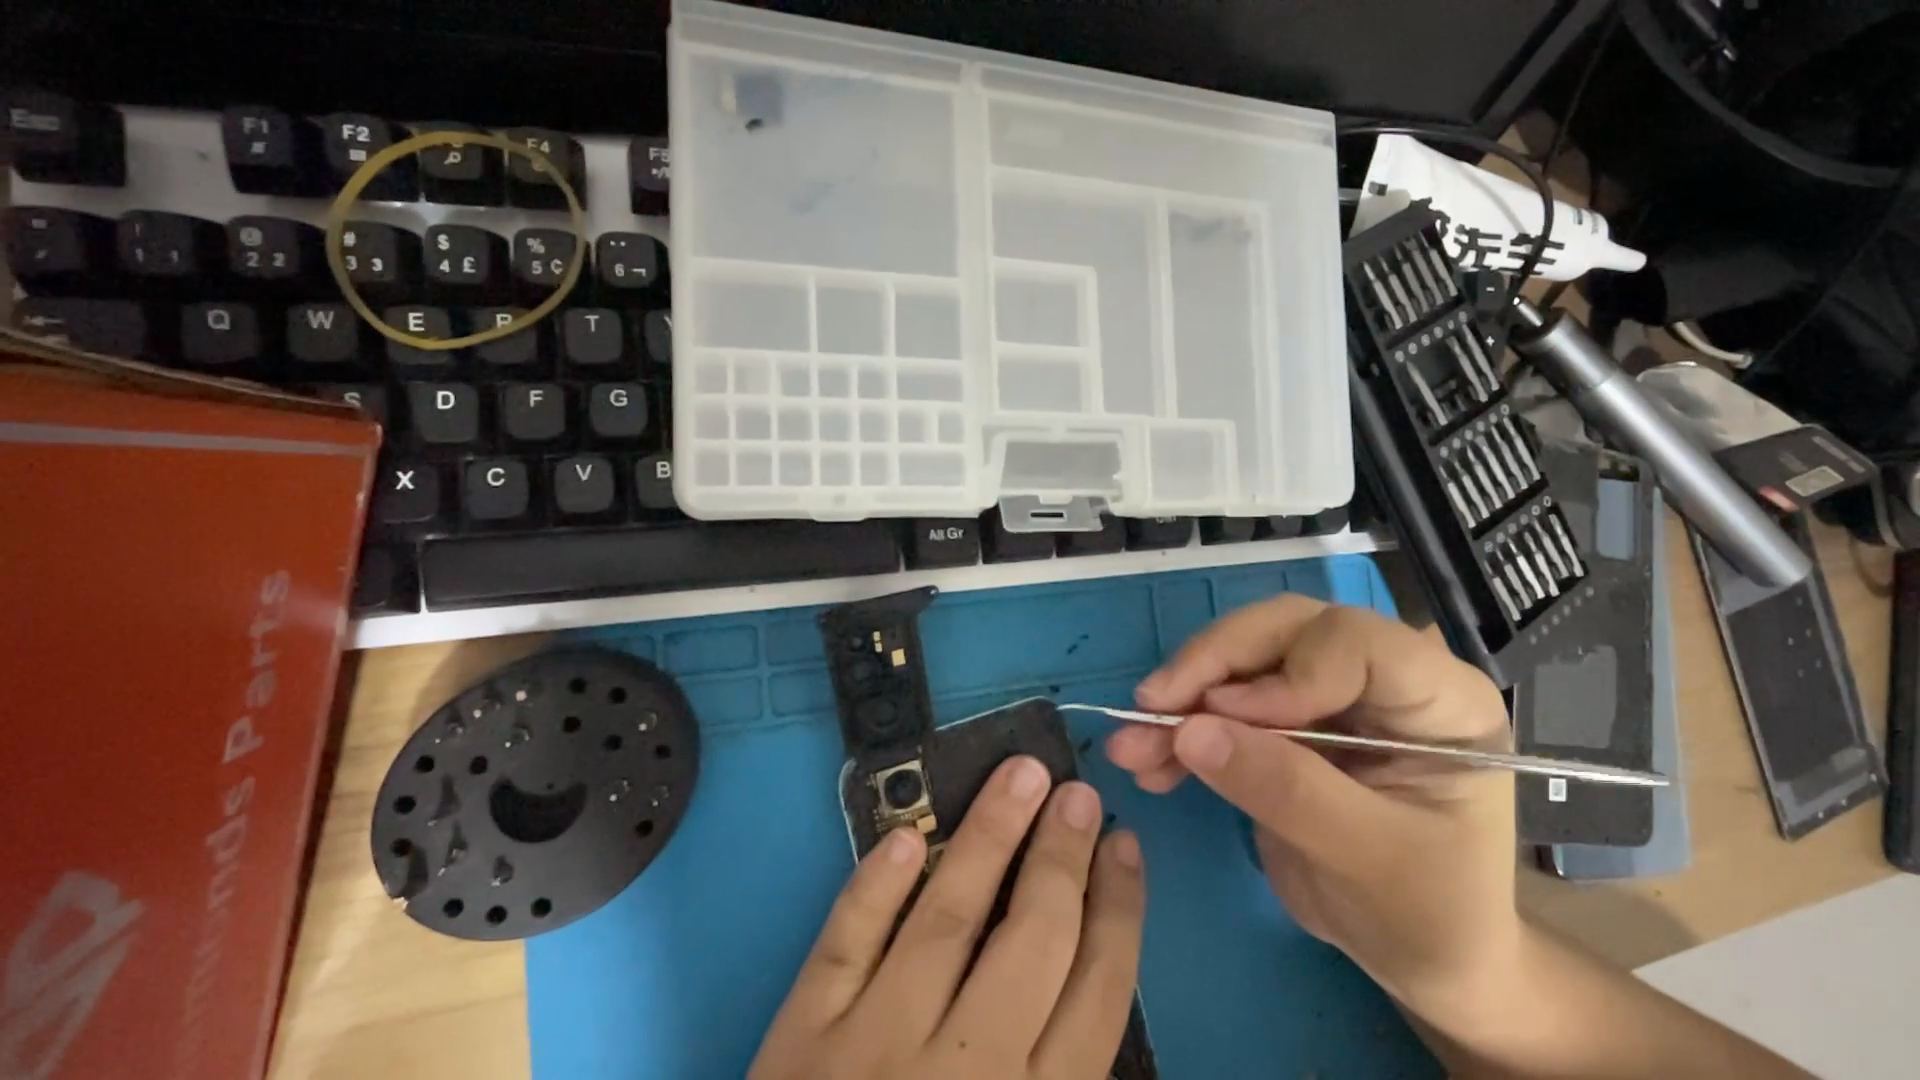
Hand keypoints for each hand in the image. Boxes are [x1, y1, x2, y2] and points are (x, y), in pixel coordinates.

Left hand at [750, 756, 1145, 1079]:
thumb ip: (1067, 1073)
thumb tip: (1094, 978)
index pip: (1096, 989)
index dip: (1119, 908)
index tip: (1124, 845)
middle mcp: (966, 1068)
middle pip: (1032, 938)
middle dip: (1063, 858)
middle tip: (1077, 792)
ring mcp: (876, 1044)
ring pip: (946, 919)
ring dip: (988, 840)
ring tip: (1020, 778)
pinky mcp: (803, 1034)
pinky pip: (846, 942)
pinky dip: (876, 887)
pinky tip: (912, 836)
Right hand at [1105, 595, 1517, 1014]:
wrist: (1419, 958)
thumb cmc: (1426, 912)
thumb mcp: (1365, 856)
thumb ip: (1285, 788)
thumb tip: (1190, 731)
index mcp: (1439, 698)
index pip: (1355, 641)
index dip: (1287, 670)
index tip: (1228, 718)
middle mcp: (1383, 679)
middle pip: (1286, 632)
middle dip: (1213, 665)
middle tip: (1152, 705)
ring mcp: (1331, 698)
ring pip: (1243, 662)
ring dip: (1182, 699)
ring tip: (1130, 747)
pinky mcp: (1286, 725)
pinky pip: (1222, 706)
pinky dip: (1181, 731)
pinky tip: (1147, 764)